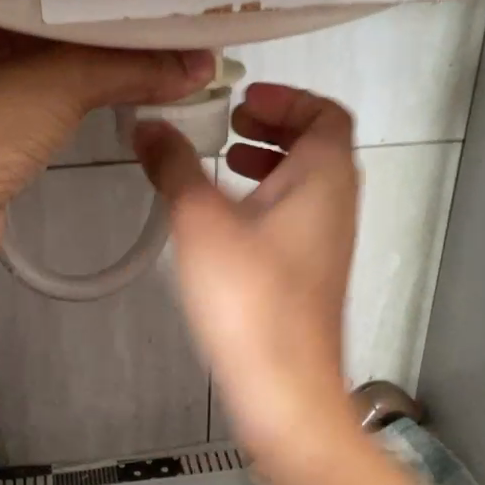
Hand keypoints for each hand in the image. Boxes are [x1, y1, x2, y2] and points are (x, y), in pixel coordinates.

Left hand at [0, 15, 213, 272]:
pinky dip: (83, 106)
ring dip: (98, 72)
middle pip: (50, 35)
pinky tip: (120, 97)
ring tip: (157, 58)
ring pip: (50, 77)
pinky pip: (49, 113)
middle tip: (166, 23)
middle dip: (106, 34)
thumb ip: (126, 69)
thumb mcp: (56, 85)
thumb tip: (200, 66)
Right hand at [133, 83, 359, 454]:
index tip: (241, 100)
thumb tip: (147, 126)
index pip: (325, 112)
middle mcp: (337, 205)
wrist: (284, 387)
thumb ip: (174, 166)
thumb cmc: (249, 297)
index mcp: (325, 177)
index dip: (285, 98)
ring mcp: (327, 245)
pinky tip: (222, 224)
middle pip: (316, 146)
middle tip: (227, 127)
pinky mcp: (310, 278)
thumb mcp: (201, 221)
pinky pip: (294, 220)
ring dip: (267, 166)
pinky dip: (265, 202)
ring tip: (219, 167)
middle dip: (272, 128)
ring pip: (304, 186)